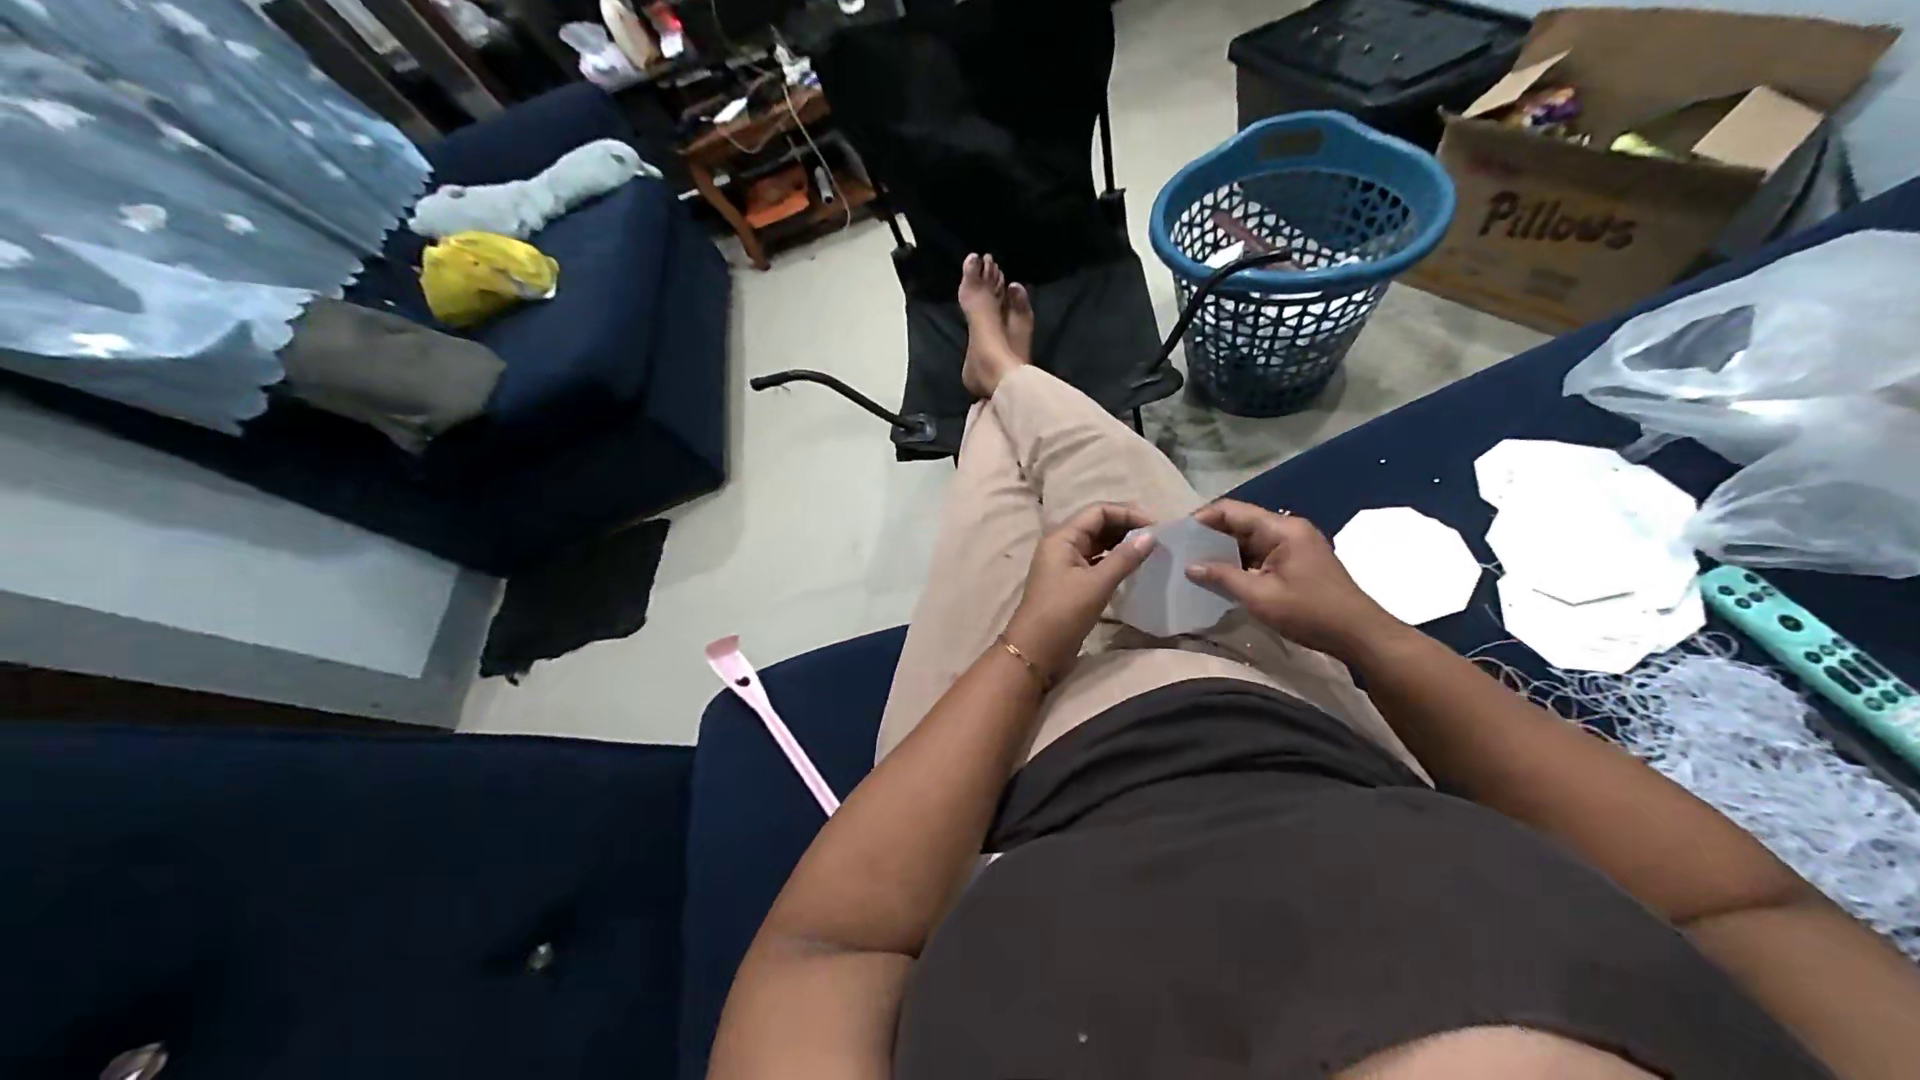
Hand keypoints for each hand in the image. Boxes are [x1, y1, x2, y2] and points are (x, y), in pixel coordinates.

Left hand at [1003, 502, 1156, 680]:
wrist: (1035, 651)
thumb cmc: (1063, 614)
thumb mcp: (1096, 584)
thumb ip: (1124, 558)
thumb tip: (1151, 536)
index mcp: (1062, 537)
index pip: (1098, 511)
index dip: (1127, 513)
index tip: (1156, 527)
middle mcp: (1062, 545)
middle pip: (1098, 524)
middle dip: (1126, 526)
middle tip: (1157, 538)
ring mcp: (1065, 564)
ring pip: (1098, 543)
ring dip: (1122, 543)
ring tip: (1150, 550)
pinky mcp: (1071, 582)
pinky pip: (1096, 561)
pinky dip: (1114, 560)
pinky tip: (1133, 567)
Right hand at [1186, 499, 1404, 661]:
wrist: (1360, 635)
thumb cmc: (1310, 613)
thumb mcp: (1260, 597)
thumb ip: (1222, 577)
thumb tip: (1189, 567)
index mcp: (1282, 529)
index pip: (1231, 510)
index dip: (1201, 519)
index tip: (1176, 536)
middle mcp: (1288, 529)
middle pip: (1239, 522)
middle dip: (1208, 536)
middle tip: (1179, 551)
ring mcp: (1294, 544)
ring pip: (1248, 539)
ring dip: (1222, 551)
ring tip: (1193, 564)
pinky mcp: (1296, 561)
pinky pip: (1259, 553)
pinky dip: (1239, 562)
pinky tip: (1220, 576)